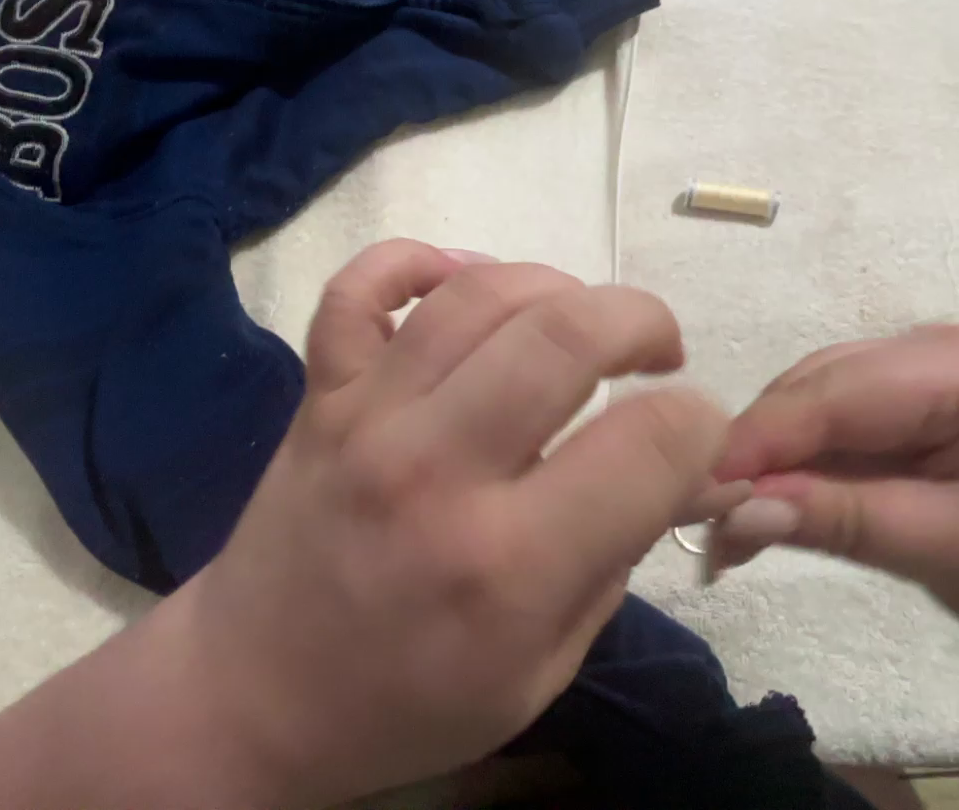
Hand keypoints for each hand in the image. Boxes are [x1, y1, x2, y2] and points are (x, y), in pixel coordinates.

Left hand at [158, 240, 748, 808]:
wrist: (256, 691)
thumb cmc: (408, 697)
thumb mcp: (541, 669)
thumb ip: (619, 557)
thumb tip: (692, 467)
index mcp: (508, 564)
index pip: (650, 443)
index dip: (702, 422)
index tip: (695, 430)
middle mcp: (436, 469)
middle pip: (565, 333)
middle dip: (641, 320)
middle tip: (654, 350)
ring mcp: (365, 417)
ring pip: (475, 293)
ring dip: (552, 284)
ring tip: (575, 319)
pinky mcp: (318, 392)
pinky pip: (358, 289)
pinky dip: (413, 260)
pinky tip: (458, 278)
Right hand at [706, 324, 958, 666]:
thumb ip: (845, 520)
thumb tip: (731, 510)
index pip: (833, 391)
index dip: (757, 439)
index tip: (691, 491)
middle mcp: (928, 358)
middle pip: (807, 396)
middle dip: (751, 456)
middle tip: (697, 520)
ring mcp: (912, 393)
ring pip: (803, 420)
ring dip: (760, 474)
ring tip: (720, 531)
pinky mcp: (901, 433)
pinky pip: (824, 449)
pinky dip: (786, 487)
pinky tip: (756, 520)